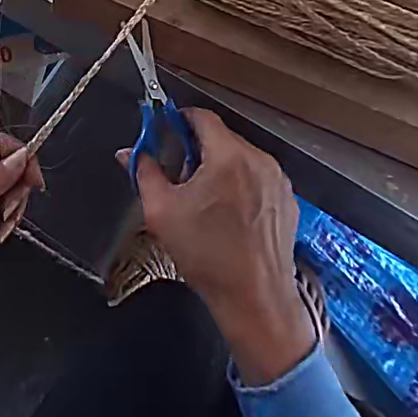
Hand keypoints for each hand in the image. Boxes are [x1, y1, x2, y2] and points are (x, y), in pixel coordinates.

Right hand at [120, 109, 312, 385]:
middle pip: (221, 137)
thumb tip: (129, 153)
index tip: (166, 129)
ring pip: (240, 157)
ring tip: (205, 200)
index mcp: (228, 156)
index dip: (180, 118)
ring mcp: (278, 180)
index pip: (202, 116)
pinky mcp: (288, 199)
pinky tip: (228, 213)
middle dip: (197, 148)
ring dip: (220, 166)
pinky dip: (241, 183)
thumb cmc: (208, 256)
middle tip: (180, 175)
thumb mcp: (162, 212)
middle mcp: (259, 160)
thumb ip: (144, 173)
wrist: (255, 300)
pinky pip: (258, 177)